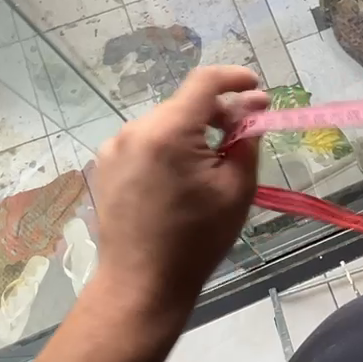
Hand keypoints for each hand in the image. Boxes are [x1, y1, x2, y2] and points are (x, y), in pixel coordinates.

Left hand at [89, 66, 271, 323]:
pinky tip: (182, 175)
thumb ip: (246, 139)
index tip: (257, 90)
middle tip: (244, 133)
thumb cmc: (197, 239)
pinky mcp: (105, 164)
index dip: (235, 78)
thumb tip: (254, 108)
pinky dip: (169, 145)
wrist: (141, 283)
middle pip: (185, 103)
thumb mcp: (237, 188)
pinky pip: (146, 140)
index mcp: (169, 131)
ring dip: (193, 130)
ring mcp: (115, 146)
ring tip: (213, 161)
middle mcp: (136, 130)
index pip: (204, 81)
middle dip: (218, 112)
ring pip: (166, 122)